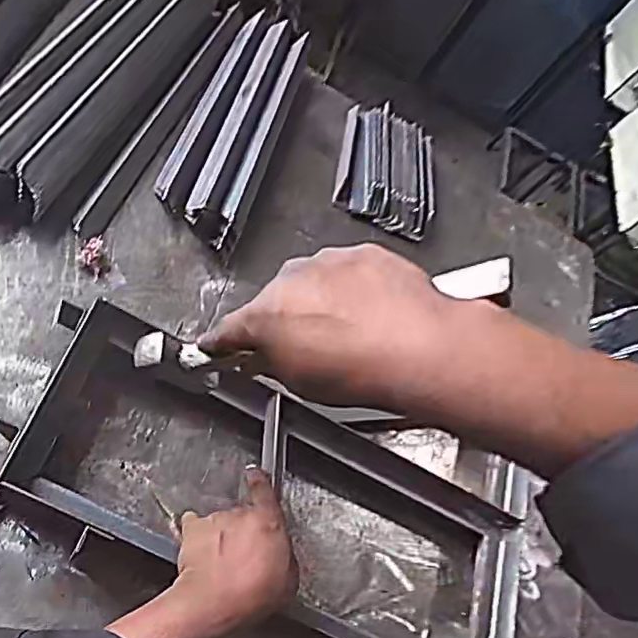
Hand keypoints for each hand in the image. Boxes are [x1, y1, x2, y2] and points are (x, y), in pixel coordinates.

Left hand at [107, 468, 296, 637]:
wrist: (213, 602)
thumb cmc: (250, 595)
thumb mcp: (287, 582)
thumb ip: (286, 558)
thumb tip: (282, 556)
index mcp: (268, 522)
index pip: (265, 491)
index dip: (260, 482)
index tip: (257, 476)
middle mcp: (240, 515)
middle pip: (241, 514)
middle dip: (241, 532)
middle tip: (241, 557)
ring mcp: (214, 520)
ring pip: (218, 522)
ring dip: (218, 537)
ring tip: (219, 563)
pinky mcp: (192, 530)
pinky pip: (193, 526)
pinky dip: (195, 536)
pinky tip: (199, 553)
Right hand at [197, 244, 466, 407]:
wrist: (420, 349)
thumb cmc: (362, 368)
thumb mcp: (295, 382)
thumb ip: (266, 363)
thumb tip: (259, 359)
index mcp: (265, 313)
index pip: (226, 329)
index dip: (219, 343)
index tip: (217, 347)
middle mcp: (290, 280)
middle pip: (269, 303)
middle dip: (276, 323)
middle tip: (295, 349)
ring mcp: (327, 263)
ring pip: (305, 284)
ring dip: (312, 304)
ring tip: (337, 335)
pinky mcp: (362, 255)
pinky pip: (340, 274)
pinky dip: (344, 291)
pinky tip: (359, 317)